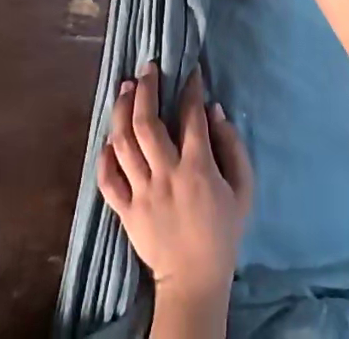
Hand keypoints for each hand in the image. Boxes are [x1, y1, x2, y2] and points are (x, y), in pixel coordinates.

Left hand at [97, 65, 253, 306]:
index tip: (190, 71)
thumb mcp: (243, 189)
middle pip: (147, 123)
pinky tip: (109, 136)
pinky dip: (105, 154)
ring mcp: (142, 192)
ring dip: (122, 110)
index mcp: (198, 169)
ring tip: (125, 88)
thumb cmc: (223, 230)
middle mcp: (166, 175)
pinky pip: (107, 178)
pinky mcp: (125, 210)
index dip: (191, 89)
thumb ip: (233, 147)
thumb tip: (215, 111)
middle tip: (147, 68)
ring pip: (123, 143)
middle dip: (145, 89)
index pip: (191, 117)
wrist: (195, 279)